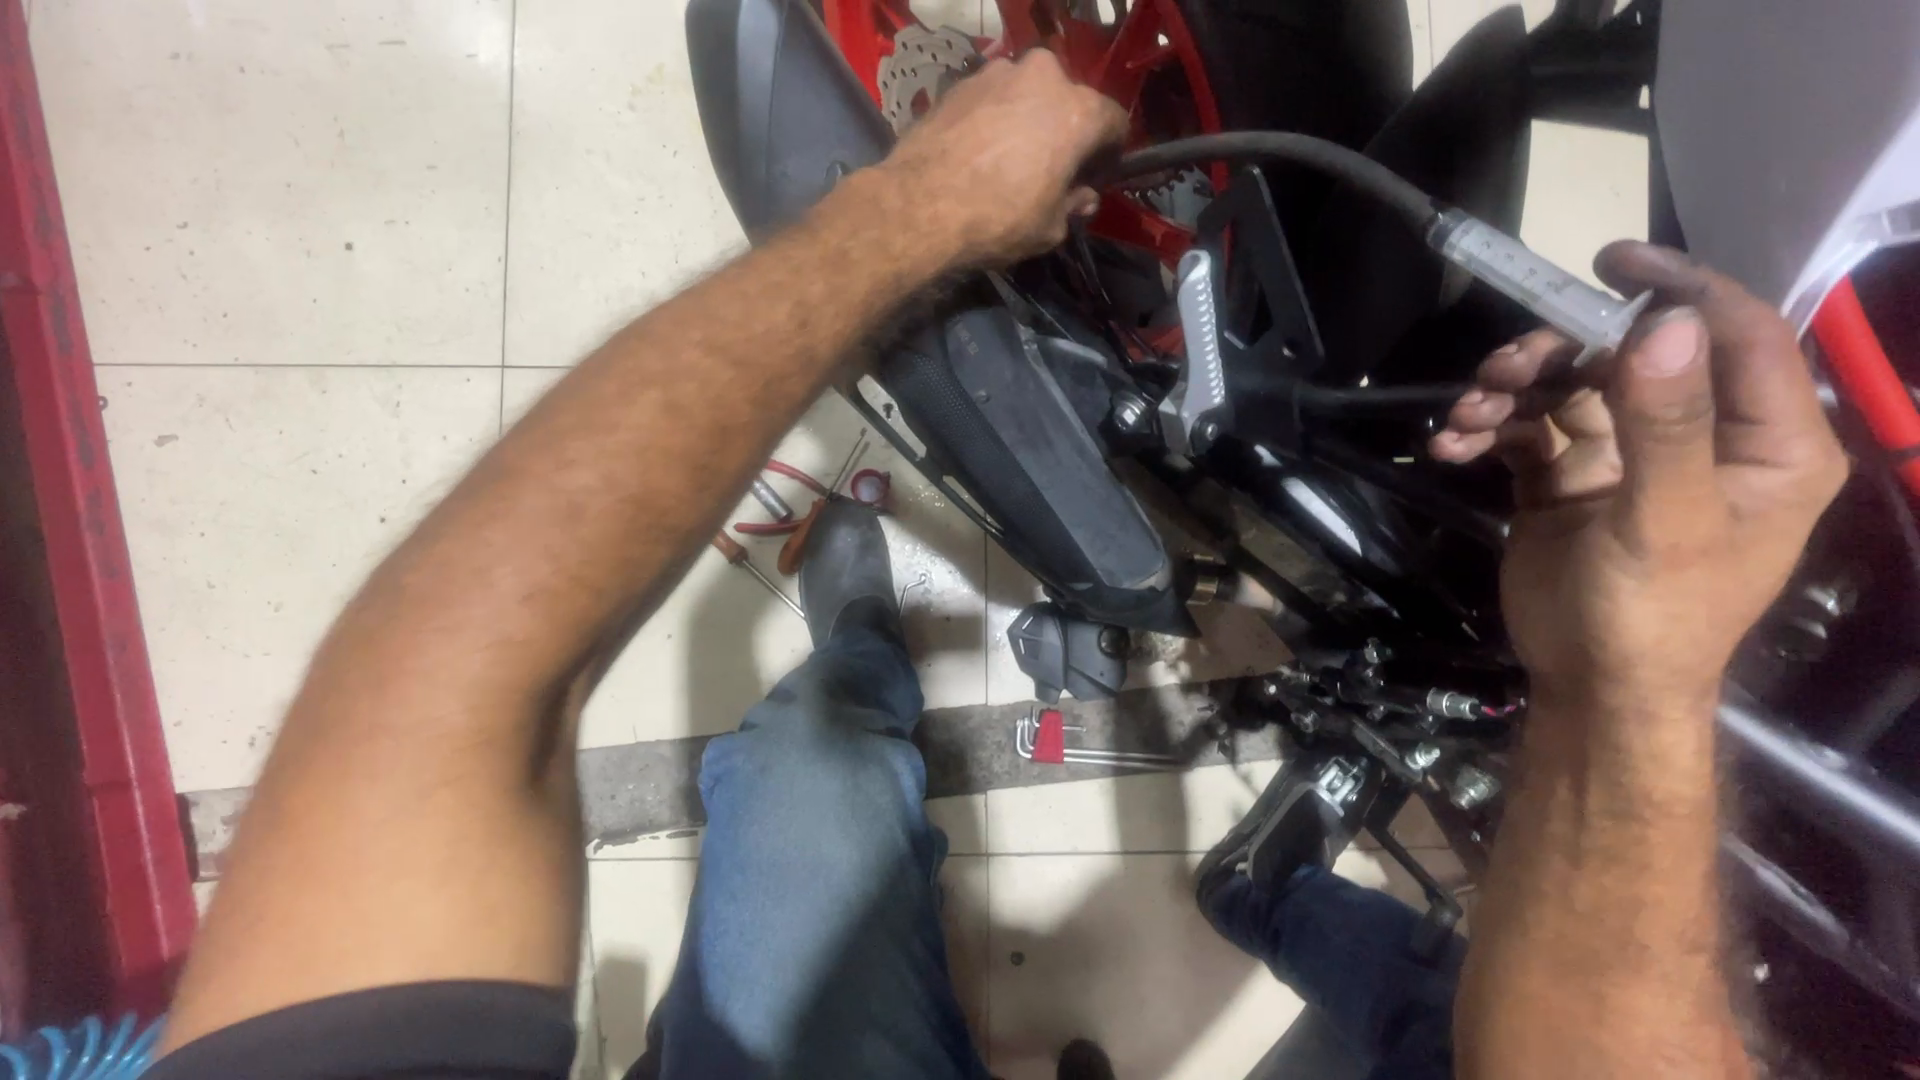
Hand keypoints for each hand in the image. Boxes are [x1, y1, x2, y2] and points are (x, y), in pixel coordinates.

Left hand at [876, 50, 1127, 267]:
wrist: (920, 207)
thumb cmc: (998, 220)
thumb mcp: (1050, 228)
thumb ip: (1074, 206)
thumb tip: (1082, 197)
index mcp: (1078, 111)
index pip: (1113, 122)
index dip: (1108, 153)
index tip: (1093, 175)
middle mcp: (1042, 77)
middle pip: (1067, 102)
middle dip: (1064, 131)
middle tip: (1049, 169)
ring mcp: (996, 73)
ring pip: (1025, 96)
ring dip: (1025, 121)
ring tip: (1008, 161)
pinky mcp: (959, 83)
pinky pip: (990, 101)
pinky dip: (991, 120)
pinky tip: (978, 154)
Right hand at [1429, 242, 1848, 716]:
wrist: (1589, 683)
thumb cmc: (1652, 613)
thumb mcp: (1665, 521)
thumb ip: (1668, 425)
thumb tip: (1663, 325)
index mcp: (1762, 441)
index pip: (1735, 337)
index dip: (1679, 290)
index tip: (1608, 261)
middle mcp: (1696, 437)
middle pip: (1626, 359)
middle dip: (1556, 356)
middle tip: (1498, 368)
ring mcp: (1623, 456)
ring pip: (1565, 392)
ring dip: (1508, 395)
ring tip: (1464, 417)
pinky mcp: (1566, 480)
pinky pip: (1524, 434)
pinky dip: (1485, 434)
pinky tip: (1450, 448)